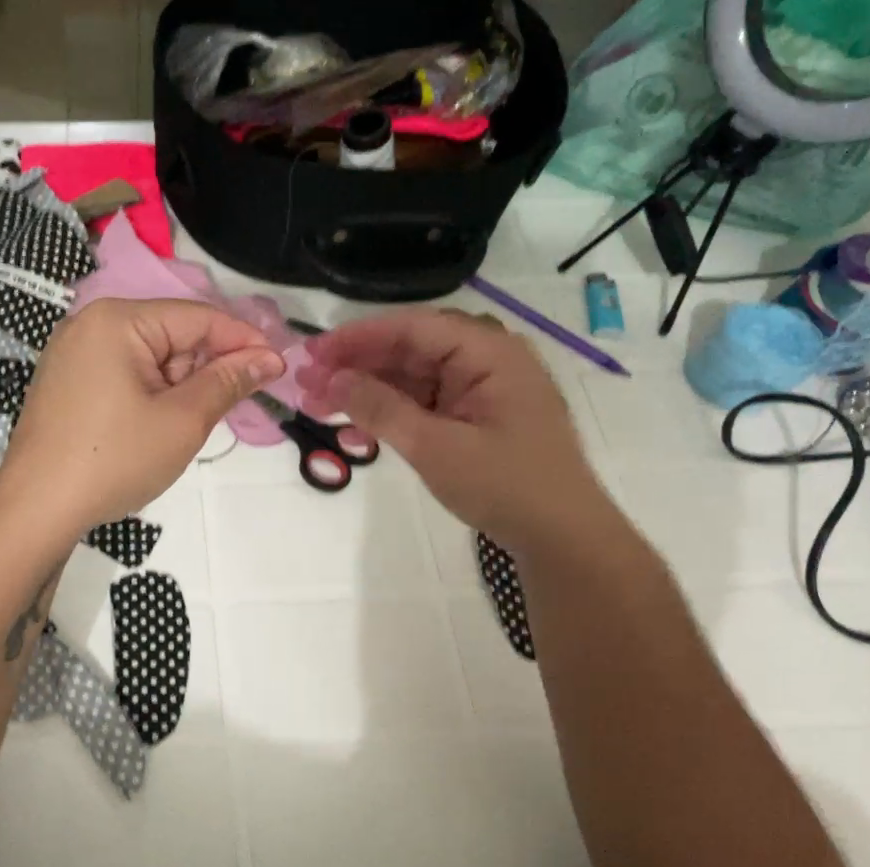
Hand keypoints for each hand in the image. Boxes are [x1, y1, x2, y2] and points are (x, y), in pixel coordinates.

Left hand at [0, 299, 283, 534]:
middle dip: (203, 371)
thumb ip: (227, 383)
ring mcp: (71, 356)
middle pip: (170, 336)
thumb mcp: (181, 422)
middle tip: (224, 411)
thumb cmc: (113, 461)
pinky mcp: (64, 386)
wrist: (36, 509)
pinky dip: (147, 398)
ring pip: (147, 361)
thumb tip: (268, 359)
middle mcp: (89, 325)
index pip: (197, 318)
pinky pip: (120, 377)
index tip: (277, 368)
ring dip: (176, 390)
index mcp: (117, 321)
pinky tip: (150, 432)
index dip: (243, 341)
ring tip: (178, 432)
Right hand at [296, 308, 617, 555]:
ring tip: (320, 406)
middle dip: (358, 365)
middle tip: (308, 385)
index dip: (359, 338)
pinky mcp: (477, 418)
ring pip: (414, 377)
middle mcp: (487, 361)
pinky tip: (356, 428)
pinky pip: (425, 403)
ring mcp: (483, 391)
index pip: (414, 328)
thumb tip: (332, 381)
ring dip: (369, 390)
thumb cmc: (505, 485)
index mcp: (490, 353)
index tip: (314, 355)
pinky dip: (391, 413)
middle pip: (411, 349)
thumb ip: (381, 409)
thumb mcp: (435, 447)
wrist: (561, 536)